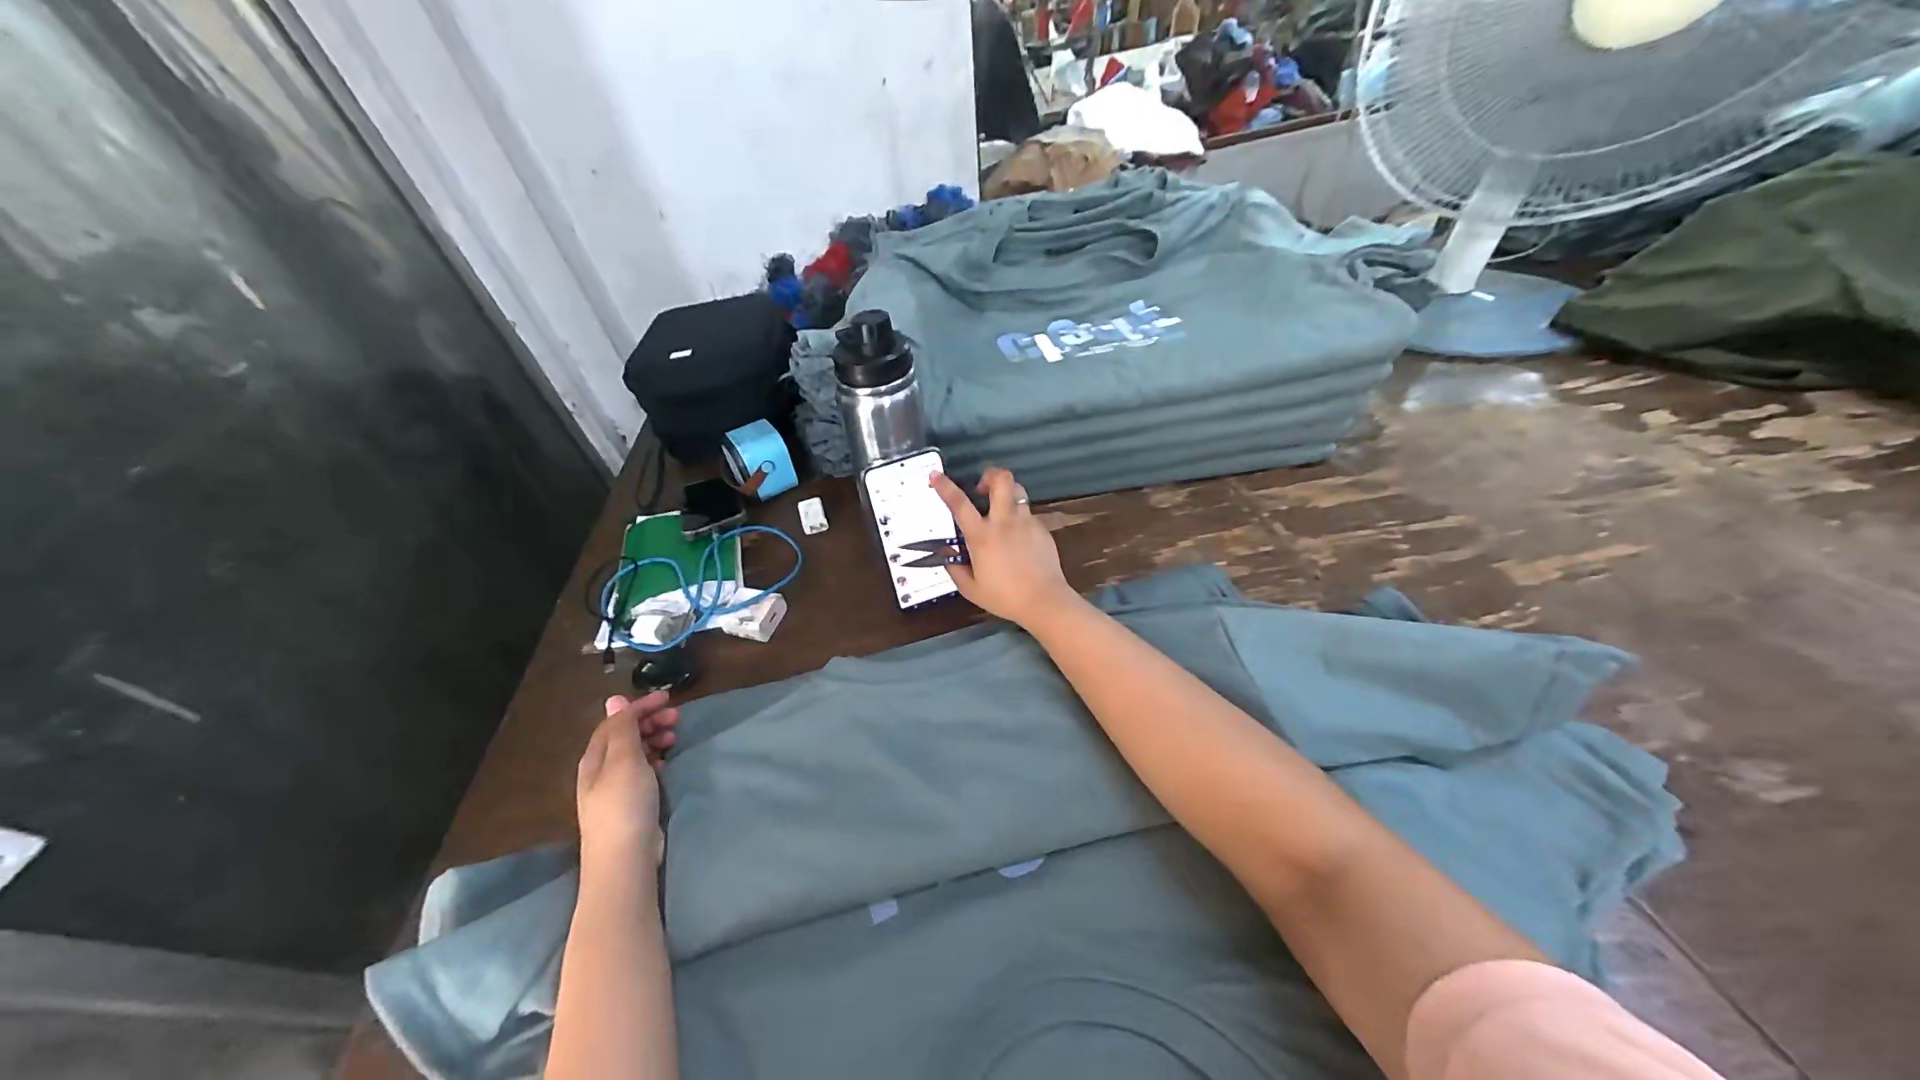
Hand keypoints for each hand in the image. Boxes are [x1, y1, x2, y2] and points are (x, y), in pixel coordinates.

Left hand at [576, 692, 677, 869]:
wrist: (624, 859)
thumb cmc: (624, 803)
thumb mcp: (625, 759)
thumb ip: (623, 729)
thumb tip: (614, 699)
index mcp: (595, 758)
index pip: (616, 722)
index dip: (640, 706)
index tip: (668, 697)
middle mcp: (600, 771)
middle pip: (624, 736)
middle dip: (649, 722)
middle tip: (677, 718)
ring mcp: (614, 790)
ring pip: (634, 753)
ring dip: (654, 739)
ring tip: (674, 738)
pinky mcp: (629, 805)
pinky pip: (642, 771)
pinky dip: (655, 760)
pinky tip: (666, 763)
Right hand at [931, 467, 1079, 628]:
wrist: (1044, 601)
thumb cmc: (1005, 597)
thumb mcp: (971, 589)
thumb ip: (955, 568)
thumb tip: (947, 554)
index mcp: (982, 536)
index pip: (959, 503)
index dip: (945, 486)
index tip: (936, 475)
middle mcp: (1004, 522)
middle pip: (1001, 479)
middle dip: (990, 474)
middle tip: (982, 486)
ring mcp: (1026, 522)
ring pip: (1017, 491)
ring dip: (1006, 493)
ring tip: (1000, 509)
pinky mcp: (1042, 529)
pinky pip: (1028, 514)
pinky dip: (1019, 518)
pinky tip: (1018, 538)